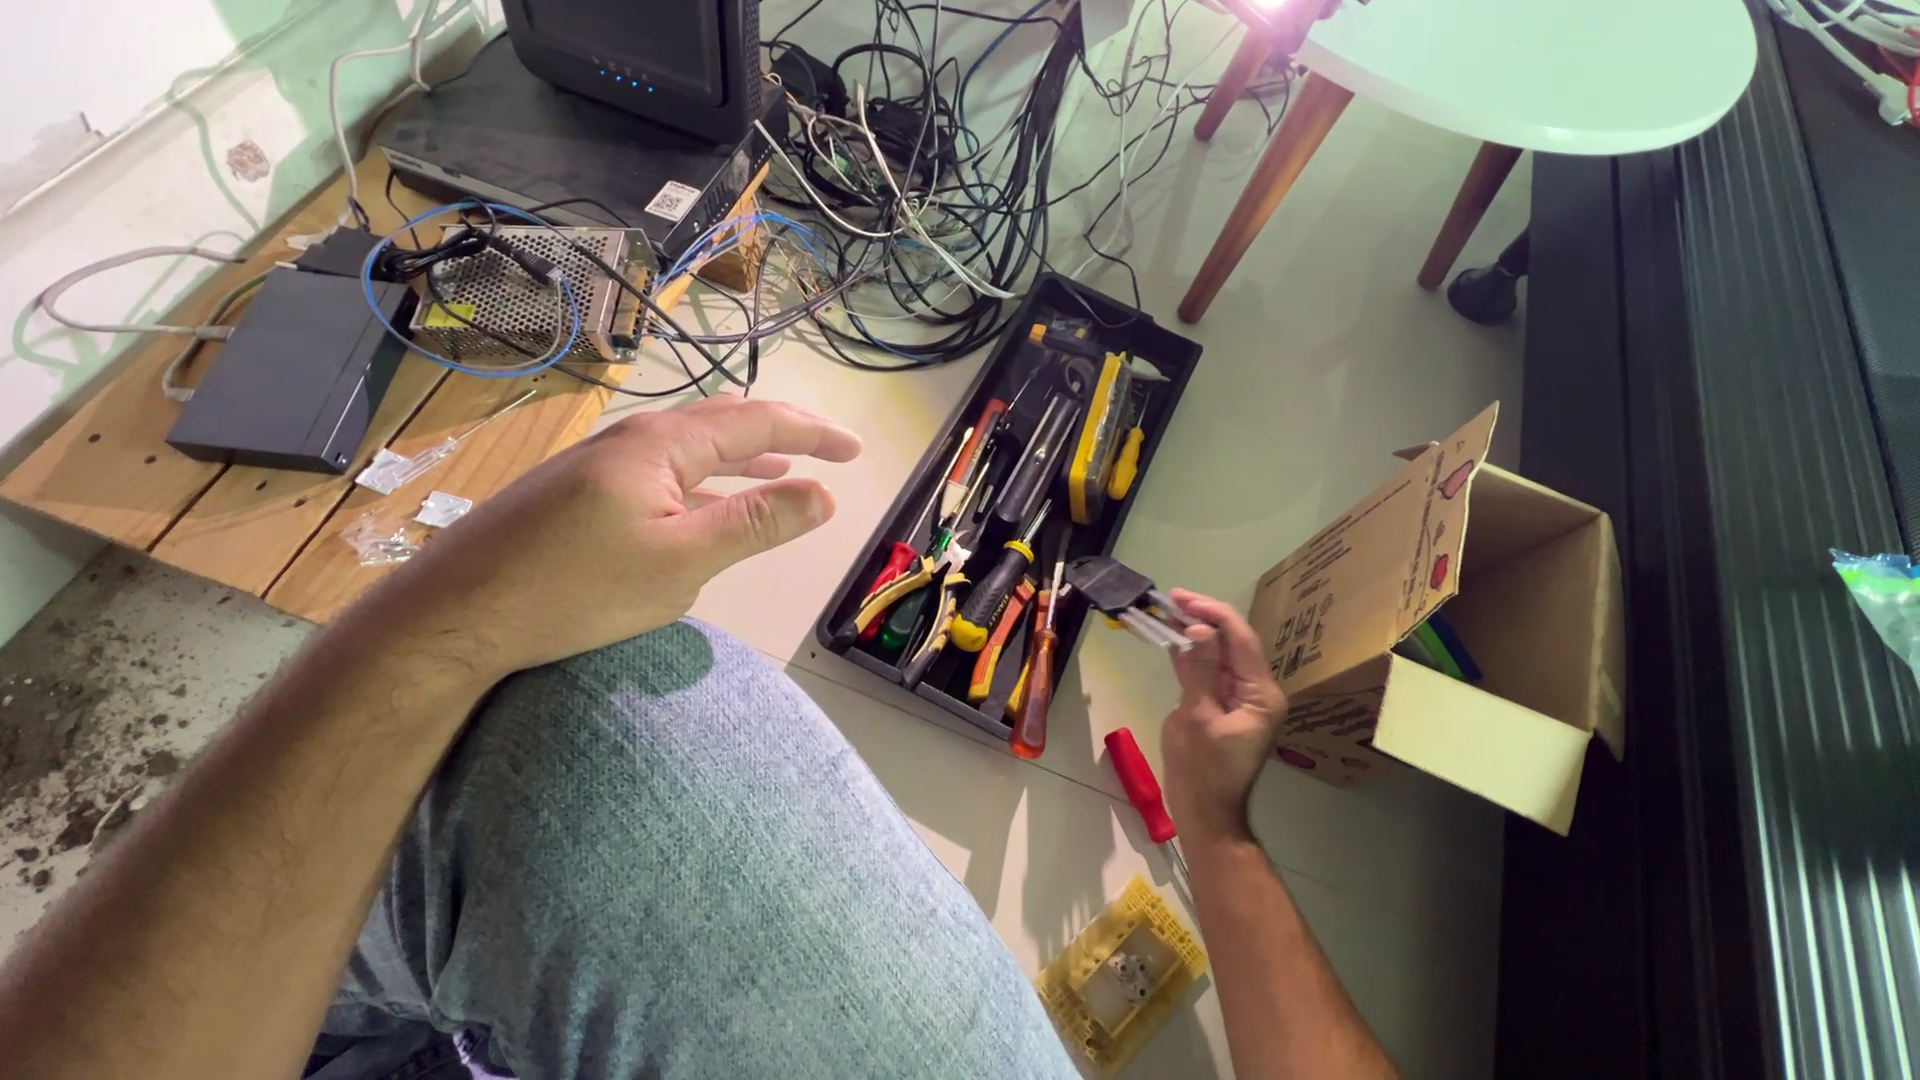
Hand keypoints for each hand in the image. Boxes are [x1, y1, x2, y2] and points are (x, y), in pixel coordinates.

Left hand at [361, 397, 861, 677]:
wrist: (452, 616)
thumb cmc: (576, 590)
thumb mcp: (682, 562)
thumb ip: (756, 523)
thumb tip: (822, 494)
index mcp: (663, 444)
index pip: (758, 422)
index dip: (814, 434)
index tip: (856, 450)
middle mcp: (634, 439)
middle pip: (724, 424)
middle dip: (783, 435)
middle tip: (828, 451)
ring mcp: (602, 464)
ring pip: (692, 450)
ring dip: (744, 458)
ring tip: (784, 469)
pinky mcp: (581, 494)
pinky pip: (664, 474)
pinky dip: (705, 482)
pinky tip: (707, 504)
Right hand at [1161, 590, 1286, 841]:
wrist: (1204, 812)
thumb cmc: (1203, 770)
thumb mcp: (1198, 718)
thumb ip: (1199, 671)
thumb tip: (1198, 629)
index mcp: (1261, 694)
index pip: (1240, 639)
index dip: (1211, 613)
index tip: (1181, 598)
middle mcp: (1255, 690)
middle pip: (1231, 642)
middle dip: (1201, 618)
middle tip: (1169, 599)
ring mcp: (1238, 697)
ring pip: (1217, 654)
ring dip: (1192, 632)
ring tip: (1165, 611)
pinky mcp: (1219, 705)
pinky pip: (1206, 671)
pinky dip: (1188, 654)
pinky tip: (1169, 637)